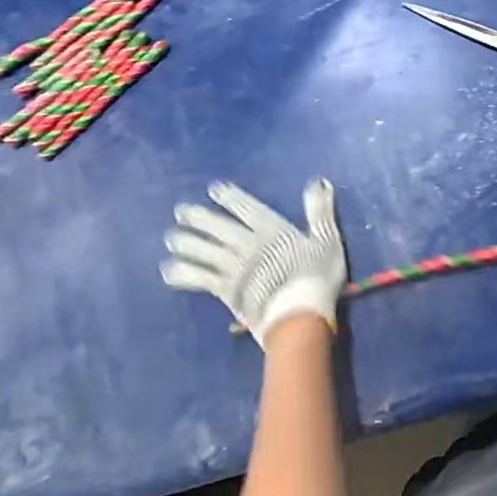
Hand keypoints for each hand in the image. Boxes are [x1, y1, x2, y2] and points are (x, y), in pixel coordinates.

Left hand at [162, 179, 346, 344]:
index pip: (247, 208)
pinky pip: (200, 278)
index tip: (214, 189)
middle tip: (180, 212)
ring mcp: (235, 267)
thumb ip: (320, 211)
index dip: (230, 198)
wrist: (300, 314)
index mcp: (273, 230)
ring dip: (187, 243)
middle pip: (219, 227)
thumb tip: (319, 181)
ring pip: (205, 250)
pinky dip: (183, 273)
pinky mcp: (226, 290)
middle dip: (199, 218)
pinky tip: (169, 271)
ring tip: (171, 238)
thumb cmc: (319, 279)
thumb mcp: (326, 240)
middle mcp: (248, 244)